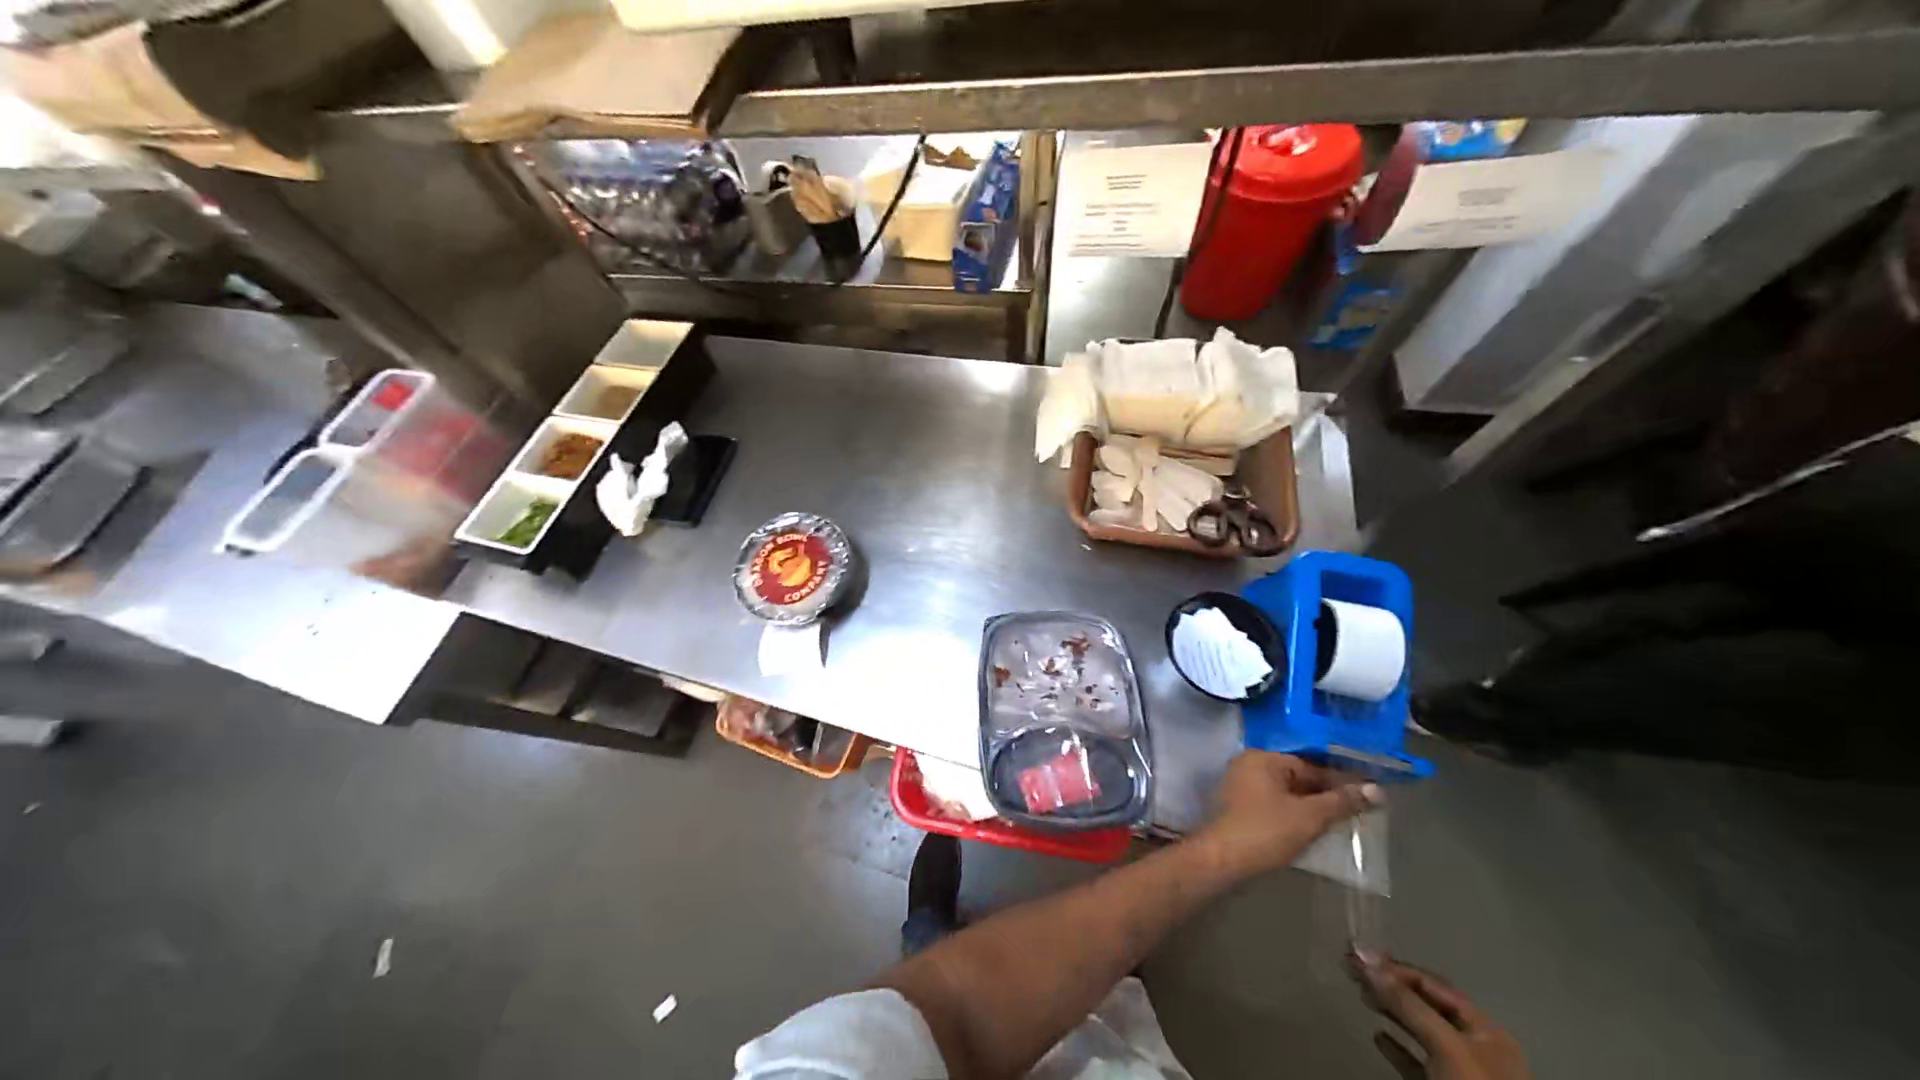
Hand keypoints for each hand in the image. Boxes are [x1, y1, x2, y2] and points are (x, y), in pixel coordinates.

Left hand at [1199, 751, 1378, 874]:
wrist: (1224, 859)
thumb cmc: (1266, 831)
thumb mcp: (1309, 816)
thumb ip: (1341, 802)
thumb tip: (1376, 790)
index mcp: (1262, 759)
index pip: (1309, 765)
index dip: (1340, 780)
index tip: (1368, 793)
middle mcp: (1249, 766)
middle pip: (1298, 777)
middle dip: (1327, 794)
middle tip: (1362, 808)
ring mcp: (1242, 787)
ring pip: (1288, 792)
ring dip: (1313, 805)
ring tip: (1345, 819)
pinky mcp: (1242, 808)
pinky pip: (1276, 804)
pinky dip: (1296, 813)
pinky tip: (1317, 828)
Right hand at [1353, 956, 1528, 1079]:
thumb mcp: (1445, 1046)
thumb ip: (1408, 1004)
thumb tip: (1366, 961)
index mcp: (1486, 1031)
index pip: (1436, 986)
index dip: (1398, 969)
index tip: (1360, 958)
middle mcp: (1474, 1047)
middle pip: (1426, 1004)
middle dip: (1390, 985)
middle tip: (1353, 971)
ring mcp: (1459, 1072)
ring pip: (1419, 1030)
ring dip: (1390, 1010)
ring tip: (1362, 996)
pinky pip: (1415, 1061)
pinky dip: (1395, 1046)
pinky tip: (1377, 1037)